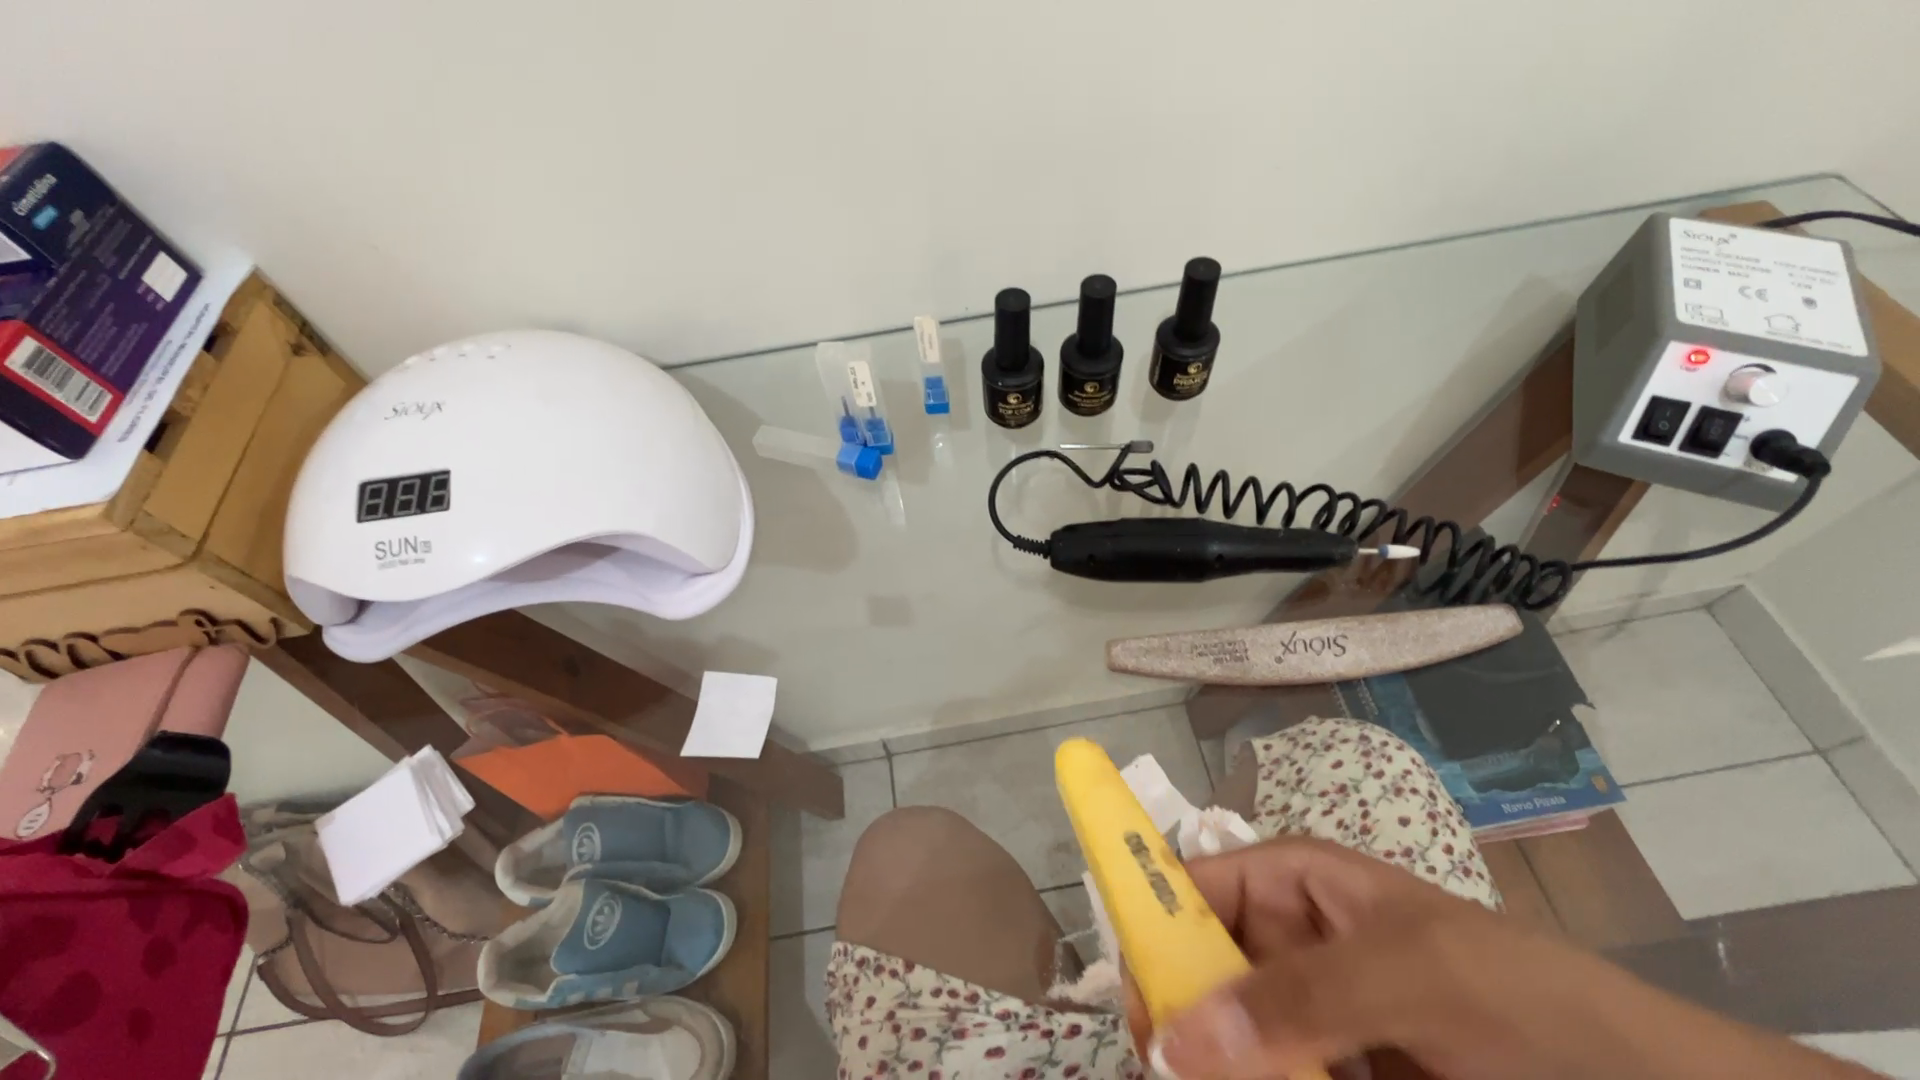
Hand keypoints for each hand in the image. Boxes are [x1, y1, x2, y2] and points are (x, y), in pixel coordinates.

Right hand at [1147, 836, 1872, 1079]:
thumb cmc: (1523, 1000)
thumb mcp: (1410, 976)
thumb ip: (1295, 1001)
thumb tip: (1174, 1037)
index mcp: (1296, 883)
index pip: (1192, 890)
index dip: (1153, 935)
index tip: (1140, 1013)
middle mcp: (1290, 942)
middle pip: (1198, 974)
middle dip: (1183, 1028)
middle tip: (1176, 1078)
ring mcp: (1312, 1017)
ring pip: (1230, 1042)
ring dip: (1220, 1071)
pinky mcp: (1332, 1072)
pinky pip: (1273, 1077)